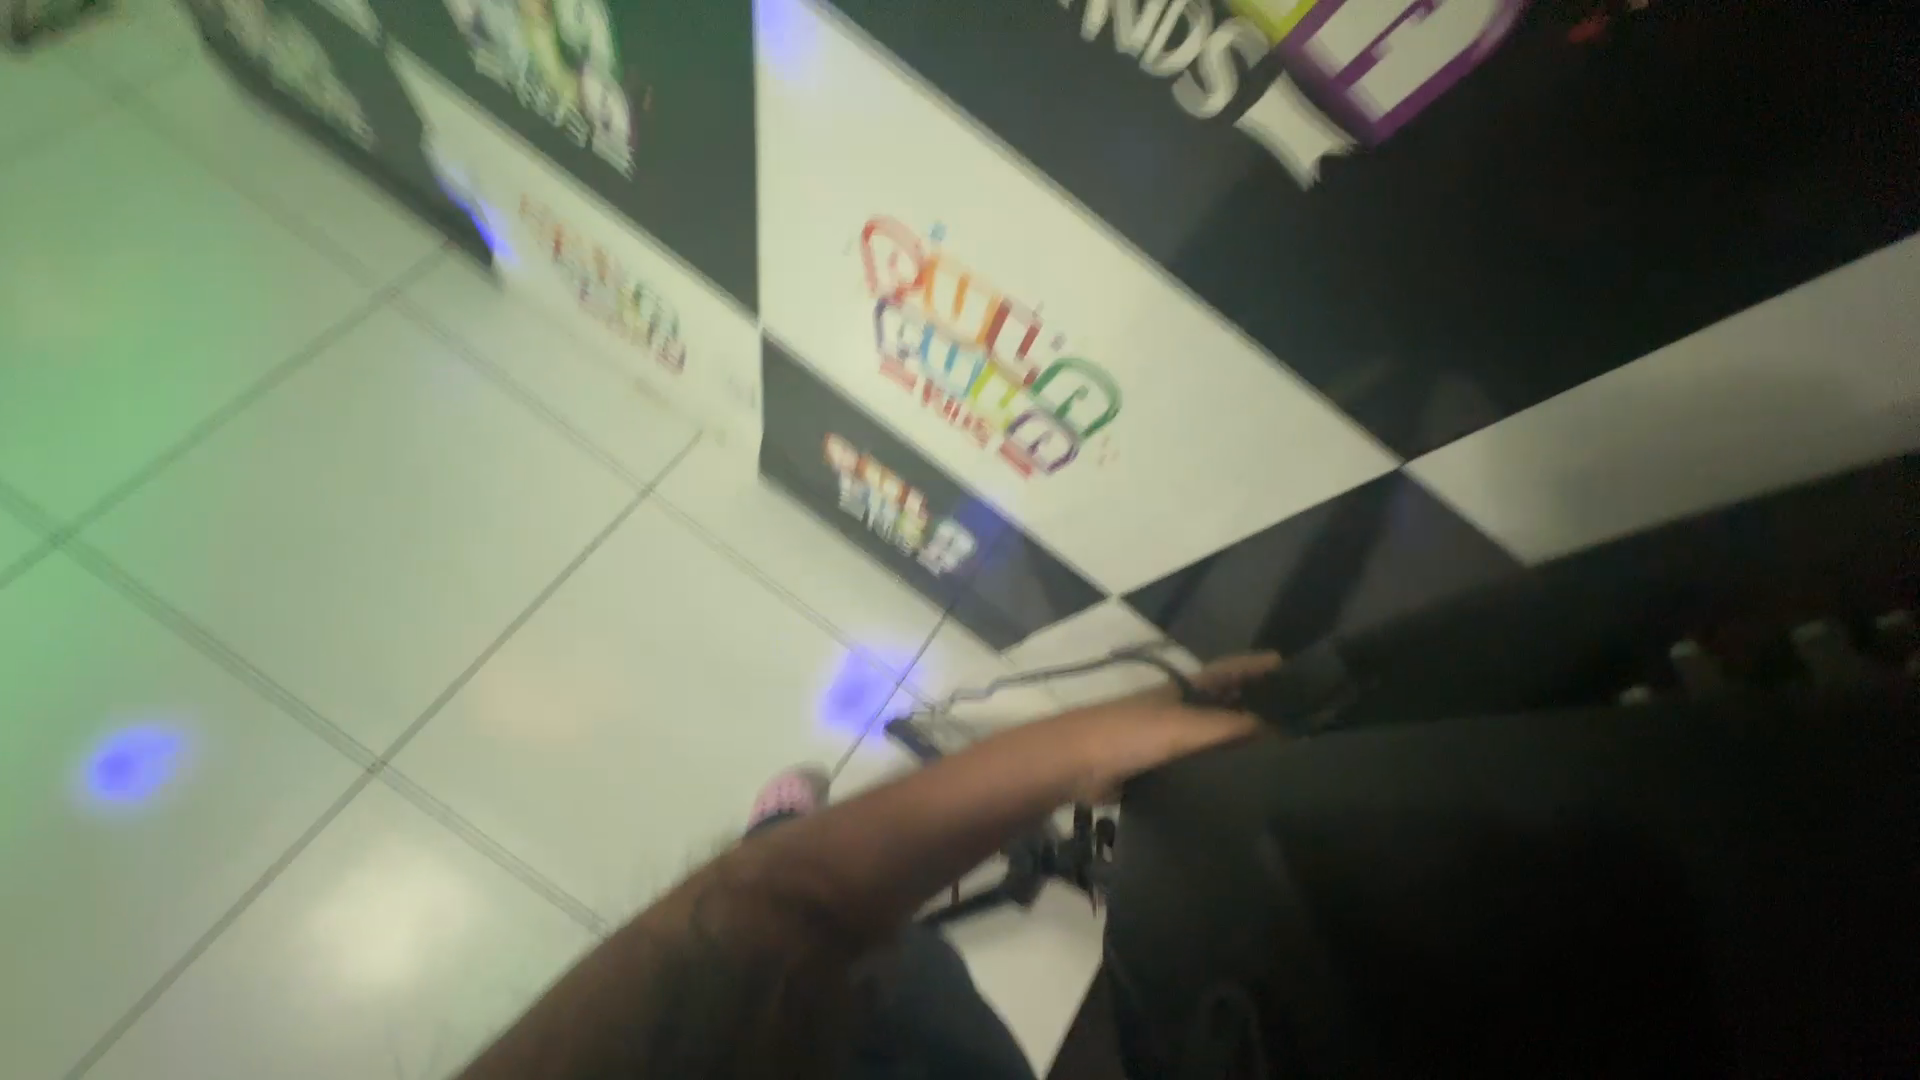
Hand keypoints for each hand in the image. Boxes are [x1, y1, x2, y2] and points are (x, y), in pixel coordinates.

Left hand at [1056, 651, 1281, 802]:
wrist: (1076, 764)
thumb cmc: (1130, 734)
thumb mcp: (1184, 725)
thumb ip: (1229, 727)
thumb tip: (1279, 732)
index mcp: (1182, 688)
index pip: (1227, 670)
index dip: (1255, 665)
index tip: (1289, 664)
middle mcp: (1176, 707)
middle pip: (1222, 703)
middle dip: (1255, 706)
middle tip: (1301, 723)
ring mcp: (1164, 738)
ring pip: (1210, 738)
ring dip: (1238, 745)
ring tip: (1283, 762)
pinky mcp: (1155, 769)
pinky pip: (1196, 768)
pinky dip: (1217, 773)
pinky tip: (1241, 790)